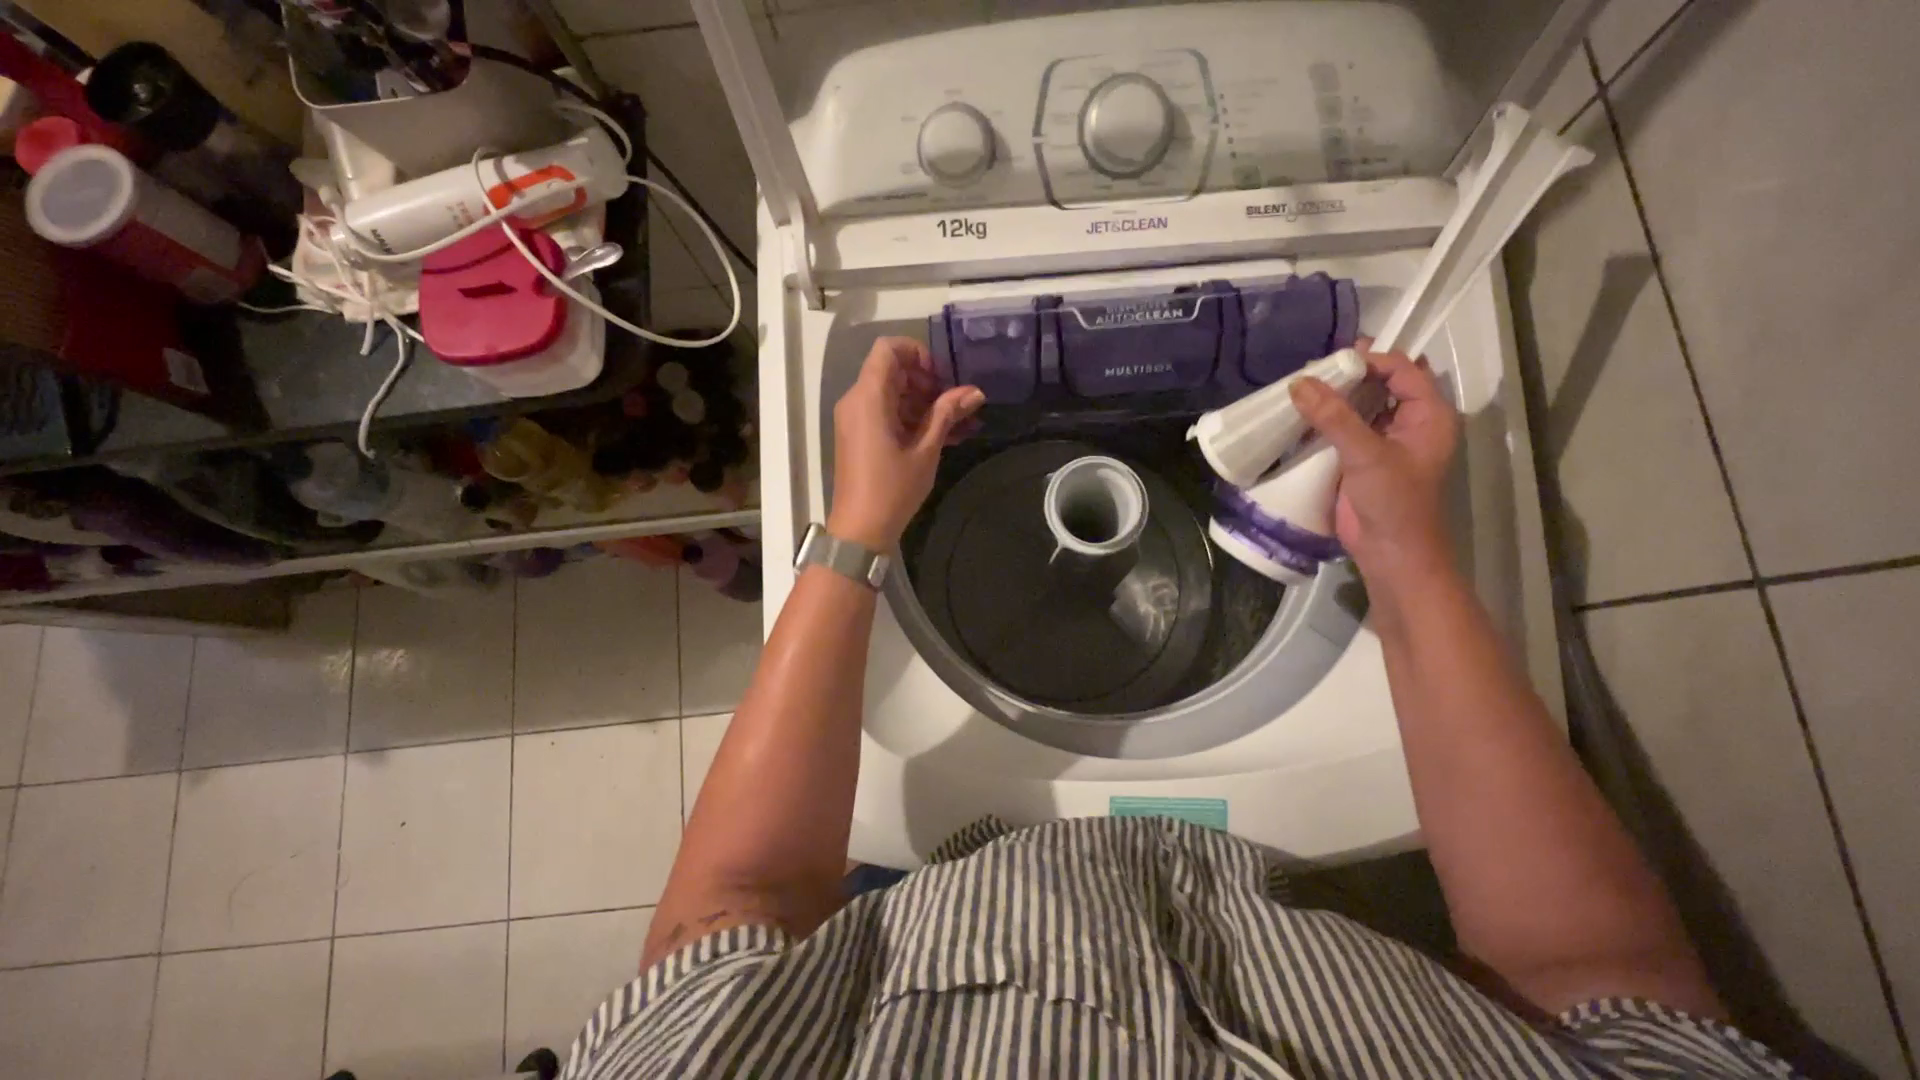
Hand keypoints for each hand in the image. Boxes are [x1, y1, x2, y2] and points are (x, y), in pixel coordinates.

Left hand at [828, 337, 985, 550]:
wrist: (860, 530)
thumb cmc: (892, 489)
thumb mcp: (926, 450)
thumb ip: (947, 414)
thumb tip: (975, 391)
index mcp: (868, 397)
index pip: (888, 349)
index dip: (917, 354)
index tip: (940, 378)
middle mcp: (857, 401)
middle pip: (894, 372)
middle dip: (929, 383)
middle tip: (957, 403)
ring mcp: (858, 419)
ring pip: (895, 394)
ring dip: (928, 404)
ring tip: (963, 422)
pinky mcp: (862, 436)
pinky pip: (889, 414)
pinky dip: (915, 419)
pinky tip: (949, 434)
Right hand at [1287, 340, 1458, 591]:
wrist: (1391, 555)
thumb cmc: (1393, 503)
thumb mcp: (1366, 455)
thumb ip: (1334, 417)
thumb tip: (1299, 382)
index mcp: (1429, 415)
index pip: (1402, 370)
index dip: (1370, 360)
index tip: (1332, 359)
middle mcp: (1411, 423)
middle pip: (1382, 383)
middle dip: (1350, 374)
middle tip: (1314, 368)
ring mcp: (1387, 442)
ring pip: (1362, 405)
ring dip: (1336, 396)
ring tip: (1303, 387)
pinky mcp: (1364, 460)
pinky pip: (1346, 428)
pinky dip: (1327, 419)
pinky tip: (1303, 414)